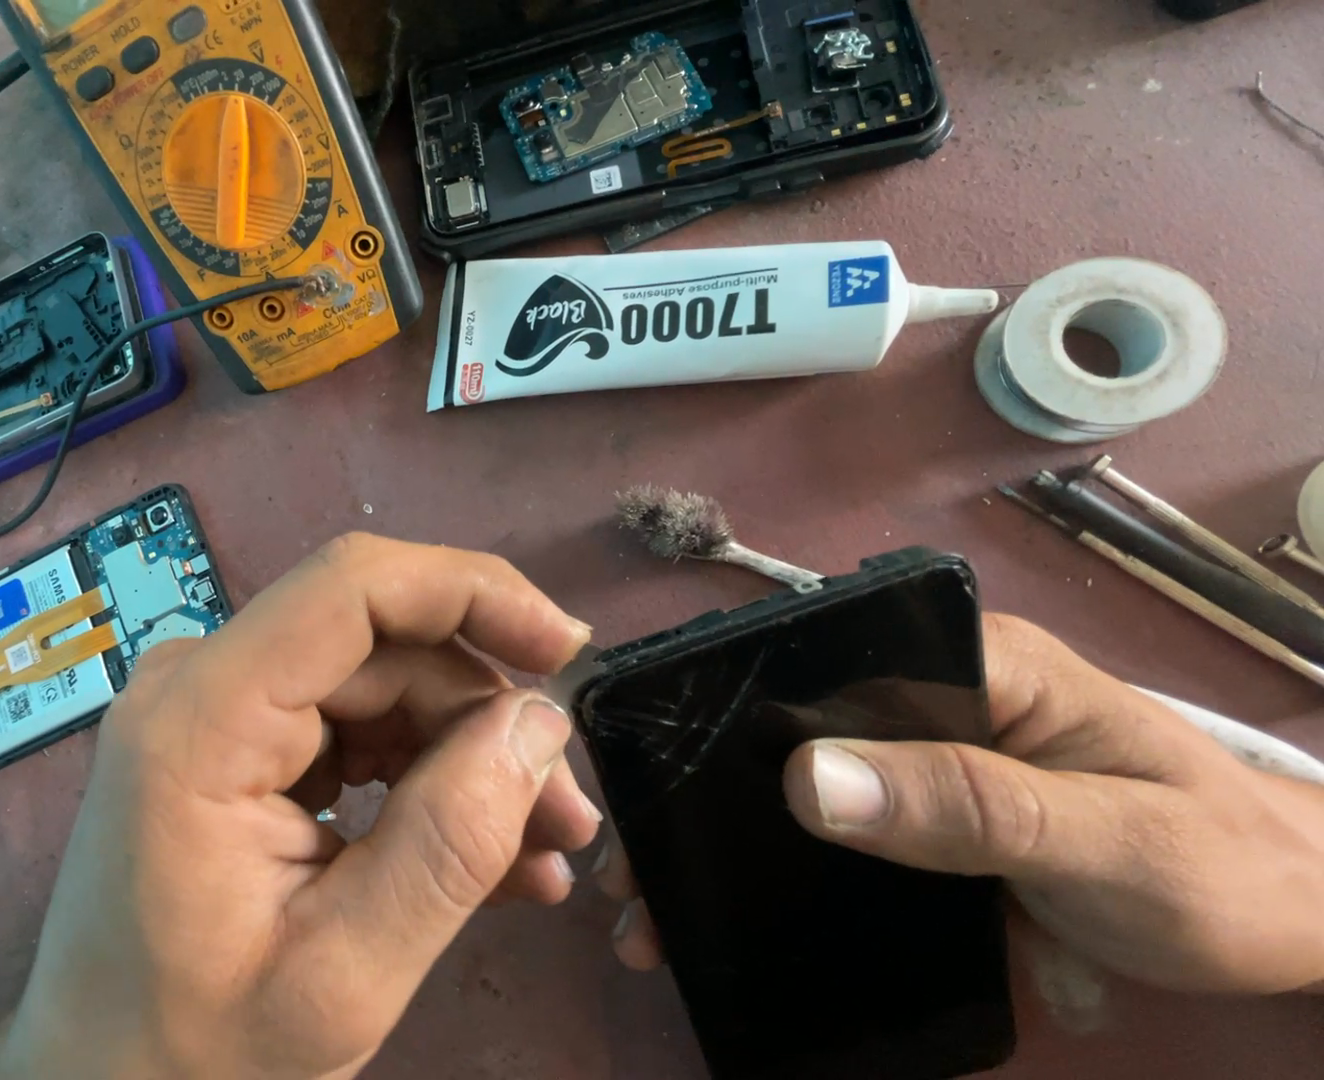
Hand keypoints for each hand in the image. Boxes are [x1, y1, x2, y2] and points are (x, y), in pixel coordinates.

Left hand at [0, 535, 598, 1078]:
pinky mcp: (245, 737)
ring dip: (468, 754)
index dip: (470, 591)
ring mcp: (223, 705)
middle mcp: (204, 682)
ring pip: (384, 685)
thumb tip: (538, 723)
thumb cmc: (198, 1049)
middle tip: (563, 810)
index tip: (563, 648)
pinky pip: (358, 725)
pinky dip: (425, 774)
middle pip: (382, 647)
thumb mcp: (343, 974)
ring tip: (537, 846)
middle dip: (486, 714)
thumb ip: (450, 843)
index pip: (351, 588)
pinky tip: (482, 848)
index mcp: (202, 719)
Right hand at [600, 613, 1323, 994]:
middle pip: (773, 724)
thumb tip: (805, 780)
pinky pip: (819, 822)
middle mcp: (918, 688)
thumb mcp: (1112, 844)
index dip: (718, 718)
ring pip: (782, 778)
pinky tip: (720, 911)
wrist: (1306, 927)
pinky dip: (764, 865)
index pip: (807, 663)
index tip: (655, 794)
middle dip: (691, 793)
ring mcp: (910, 748)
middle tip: (629, 870)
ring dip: (712, 839)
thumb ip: (969, 805)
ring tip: (647, 906)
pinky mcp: (911, 803)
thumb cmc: (1227, 872)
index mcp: (960, 658)